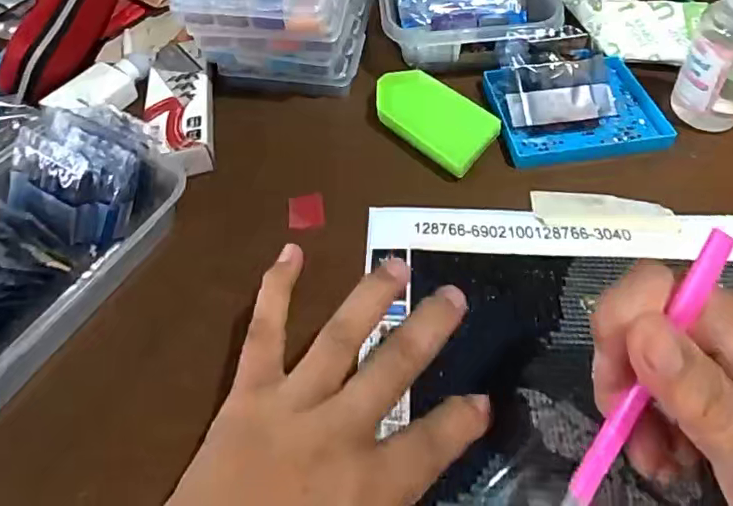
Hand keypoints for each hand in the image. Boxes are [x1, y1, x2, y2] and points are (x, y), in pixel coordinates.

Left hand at [167, 244, 489, 505]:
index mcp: (366, 488)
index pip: (428, 448)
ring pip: (339, 338)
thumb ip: (384, 496)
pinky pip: (264, 333)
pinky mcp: (248, 392)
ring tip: (396, 263)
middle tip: (452, 293)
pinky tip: (291, 251)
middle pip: (393, 370)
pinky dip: (276, 290)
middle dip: (428, 329)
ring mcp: (291, 405)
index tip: (484, 400)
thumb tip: (410, 474)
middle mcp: (337, 433)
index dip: (460, 423)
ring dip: (370, 297)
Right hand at [591, 262, 732, 505]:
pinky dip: (649, 422)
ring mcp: (725, 365)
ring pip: (645, 355)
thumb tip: (640, 328)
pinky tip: (667, 460)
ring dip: (633, 403)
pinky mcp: (720, 396)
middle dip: (623, 367)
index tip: (614, 383)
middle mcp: (731, 334)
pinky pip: (662, 388)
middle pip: (645, 318)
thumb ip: (704, 396)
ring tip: (653, 461)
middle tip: (624, 427)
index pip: (659, 286)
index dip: (624, 321)